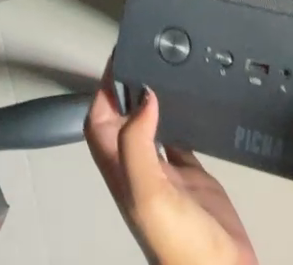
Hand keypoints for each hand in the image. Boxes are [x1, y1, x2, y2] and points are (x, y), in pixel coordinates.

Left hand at [85, 66, 258, 264]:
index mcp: (120, 170)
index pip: (99, 120)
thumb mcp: (147, 192)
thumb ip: (137, 143)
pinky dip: (184, 116)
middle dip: (128, 86)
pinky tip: (192, 99)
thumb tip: (144, 96)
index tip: (122, 57)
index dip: (104, 89)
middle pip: (122, 118)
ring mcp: (165, 170)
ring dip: (154, 98)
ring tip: (167, 66)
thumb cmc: (177, 238)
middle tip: (147, 53)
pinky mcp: (192, 173)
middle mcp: (138, 167)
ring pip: (152, 123)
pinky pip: (182, 136)